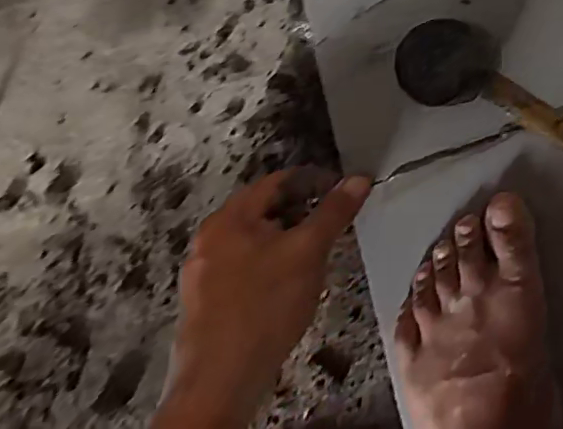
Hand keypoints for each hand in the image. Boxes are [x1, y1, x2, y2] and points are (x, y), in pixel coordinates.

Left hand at [153, 168, 371, 428]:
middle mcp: (209, 241)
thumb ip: (335, 211)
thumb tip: (358, 179)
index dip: (314, 179)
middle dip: (303, 208)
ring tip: (319, 245)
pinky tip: (293, 277)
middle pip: (265, 208)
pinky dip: (274, 259)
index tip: (343, 189)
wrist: (221, 383)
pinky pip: (247, 263)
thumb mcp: (309, 251)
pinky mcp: (208, 301)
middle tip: (335, 216)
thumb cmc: (265, 306)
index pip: (277, 181)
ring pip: (257, 237)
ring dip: (290, 234)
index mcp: (227, 221)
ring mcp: (204, 273)